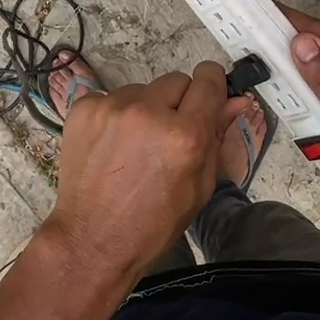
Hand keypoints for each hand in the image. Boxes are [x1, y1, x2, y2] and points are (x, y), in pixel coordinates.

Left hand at [44, 62, 238, 276]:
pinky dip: (115, 115)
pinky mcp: (83, 108)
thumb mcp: (199, 187)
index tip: (209, 90)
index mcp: (184, 135)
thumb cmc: (153, 223)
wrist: (92, 238)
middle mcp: (147, 112)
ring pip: (142, 89)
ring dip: (145, 109)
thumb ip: (217, 138)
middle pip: (176, 81)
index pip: (208, 82)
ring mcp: (111, 107)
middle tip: (168, 134)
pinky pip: (110, 98)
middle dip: (178, 102)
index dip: (213, 85)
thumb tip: (235, 101)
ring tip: (135, 146)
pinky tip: (111, 145)